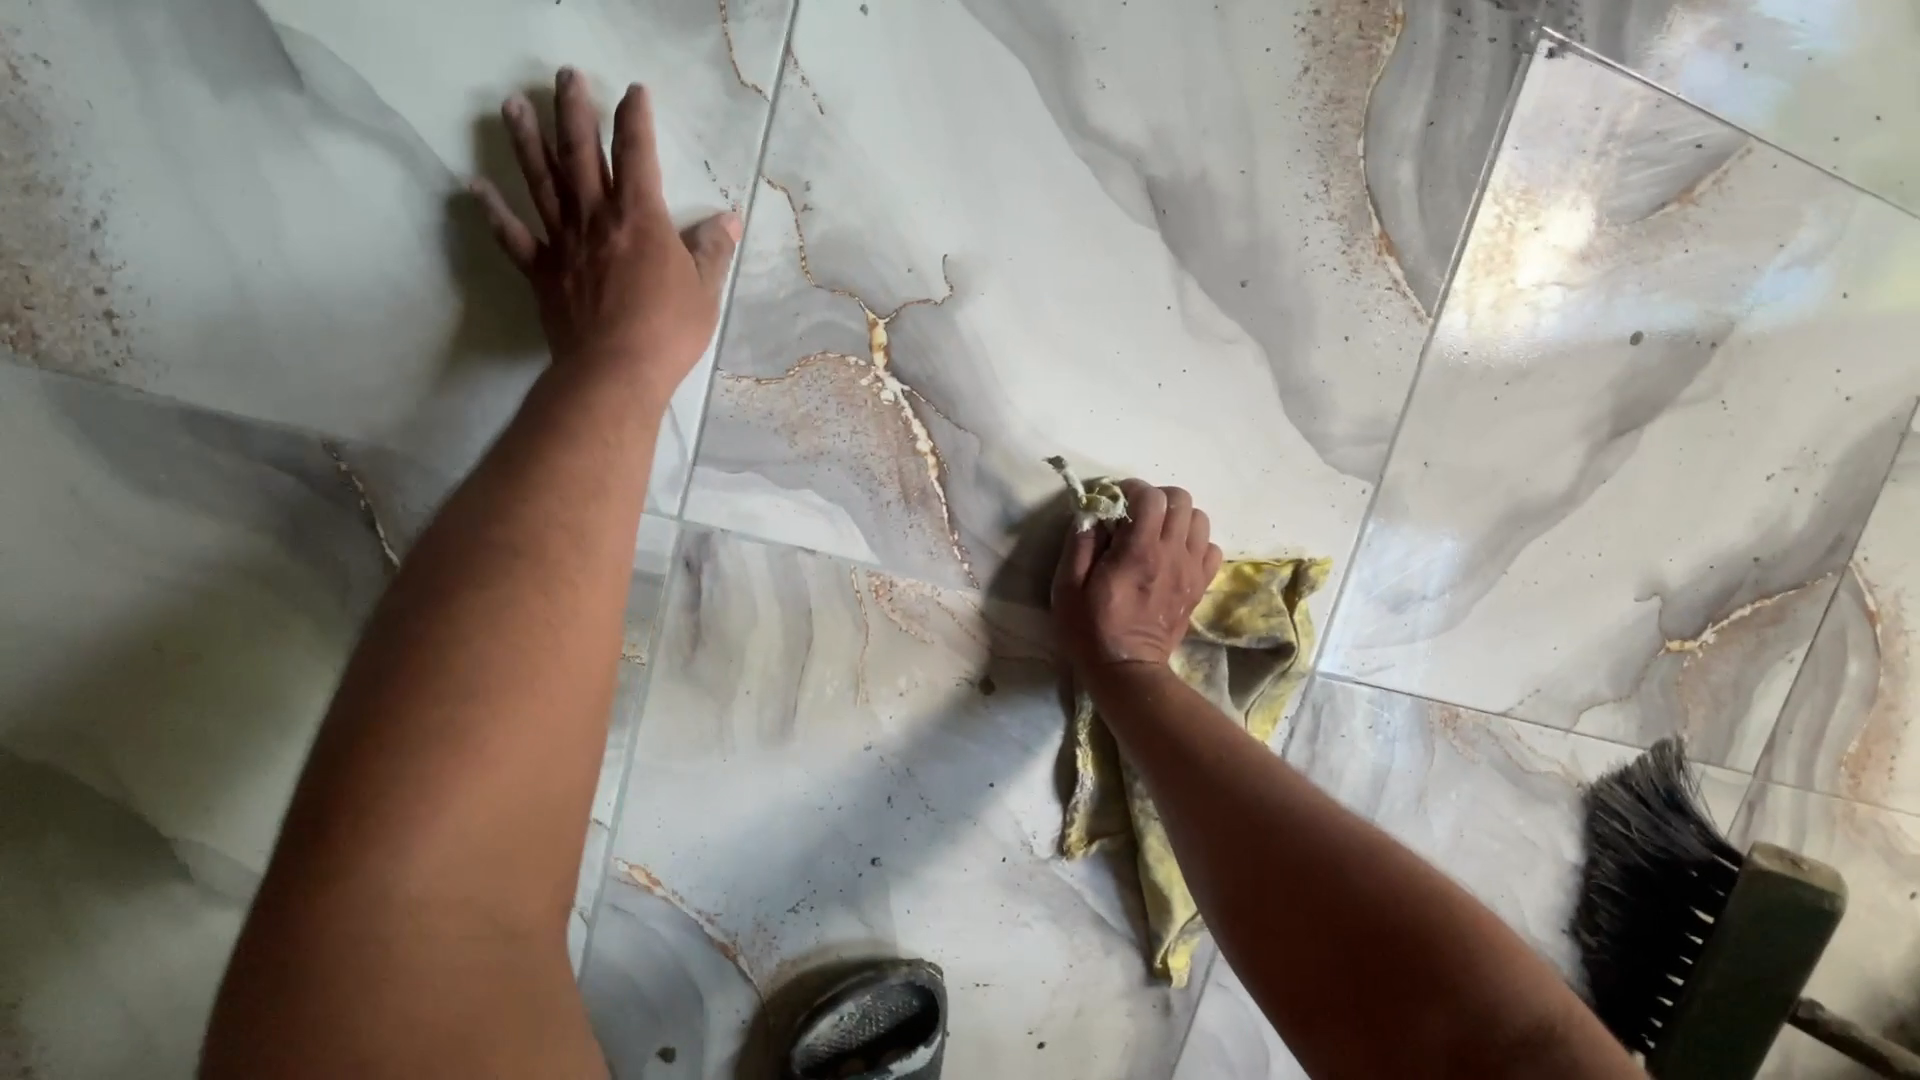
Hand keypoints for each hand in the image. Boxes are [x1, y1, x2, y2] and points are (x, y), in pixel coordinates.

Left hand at [471, 68, 740, 403]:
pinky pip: (513, 237)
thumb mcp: (705, 292)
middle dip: (575, 110)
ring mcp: (562, 243)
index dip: (635, 119)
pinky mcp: (541, 272)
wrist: (614, 372)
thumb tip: (728, 220)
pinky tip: (476, 188)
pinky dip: (493, 212)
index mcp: (640, 218)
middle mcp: (595, 218)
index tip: (633, 92)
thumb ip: (711, 251)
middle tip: (565, 75)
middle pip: (580, 153)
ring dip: (527, 141)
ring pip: (541, 182)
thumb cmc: (668, 332)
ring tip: (513, 104)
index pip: (637, 154)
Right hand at [1051, 479, 1222, 673]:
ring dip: (1177, 517)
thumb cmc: (1089, 628)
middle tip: (1136, 512)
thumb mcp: (1067, 586)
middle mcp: (1172, 554)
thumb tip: (1092, 513)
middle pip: (1182, 500)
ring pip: (1200, 520)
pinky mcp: (1199, 586)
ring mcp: (1191, 571)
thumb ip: (1080, 543)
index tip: (1116, 497)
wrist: (1126, 669)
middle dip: (1157, 497)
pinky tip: (1174, 553)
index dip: (1133, 488)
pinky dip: (1195, 542)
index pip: (1151, 497)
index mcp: (1138, 551)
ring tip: (1156, 531)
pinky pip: (1211, 548)